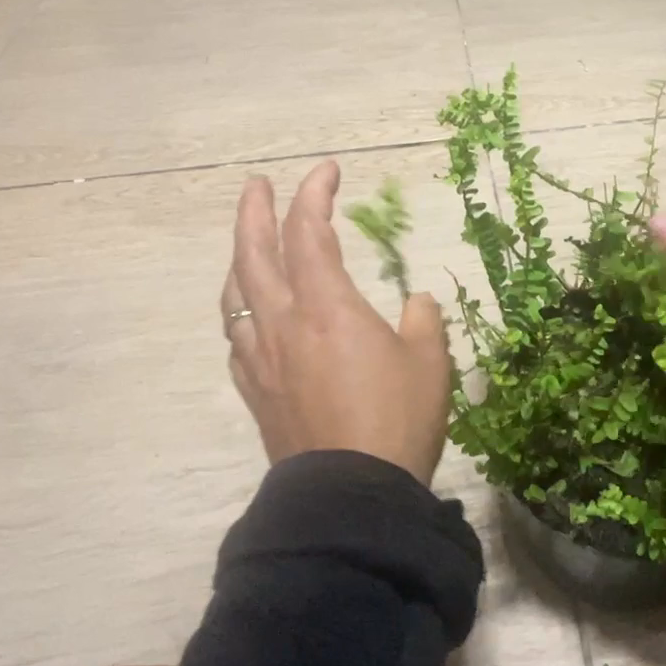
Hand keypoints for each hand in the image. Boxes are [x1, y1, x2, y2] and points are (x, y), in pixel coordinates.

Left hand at [221, 161, 452, 483]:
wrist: (351, 494)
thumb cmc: (397, 419)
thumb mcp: (430, 361)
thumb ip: (422, 320)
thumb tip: (414, 302)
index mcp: (327, 307)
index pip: (309, 233)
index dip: (315, 195)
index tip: (329, 171)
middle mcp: (284, 324)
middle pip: (254, 254)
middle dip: (254, 211)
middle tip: (258, 185)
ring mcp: (263, 359)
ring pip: (235, 294)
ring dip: (239, 258)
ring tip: (248, 242)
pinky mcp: (257, 391)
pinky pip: (236, 336)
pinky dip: (241, 309)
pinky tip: (250, 314)